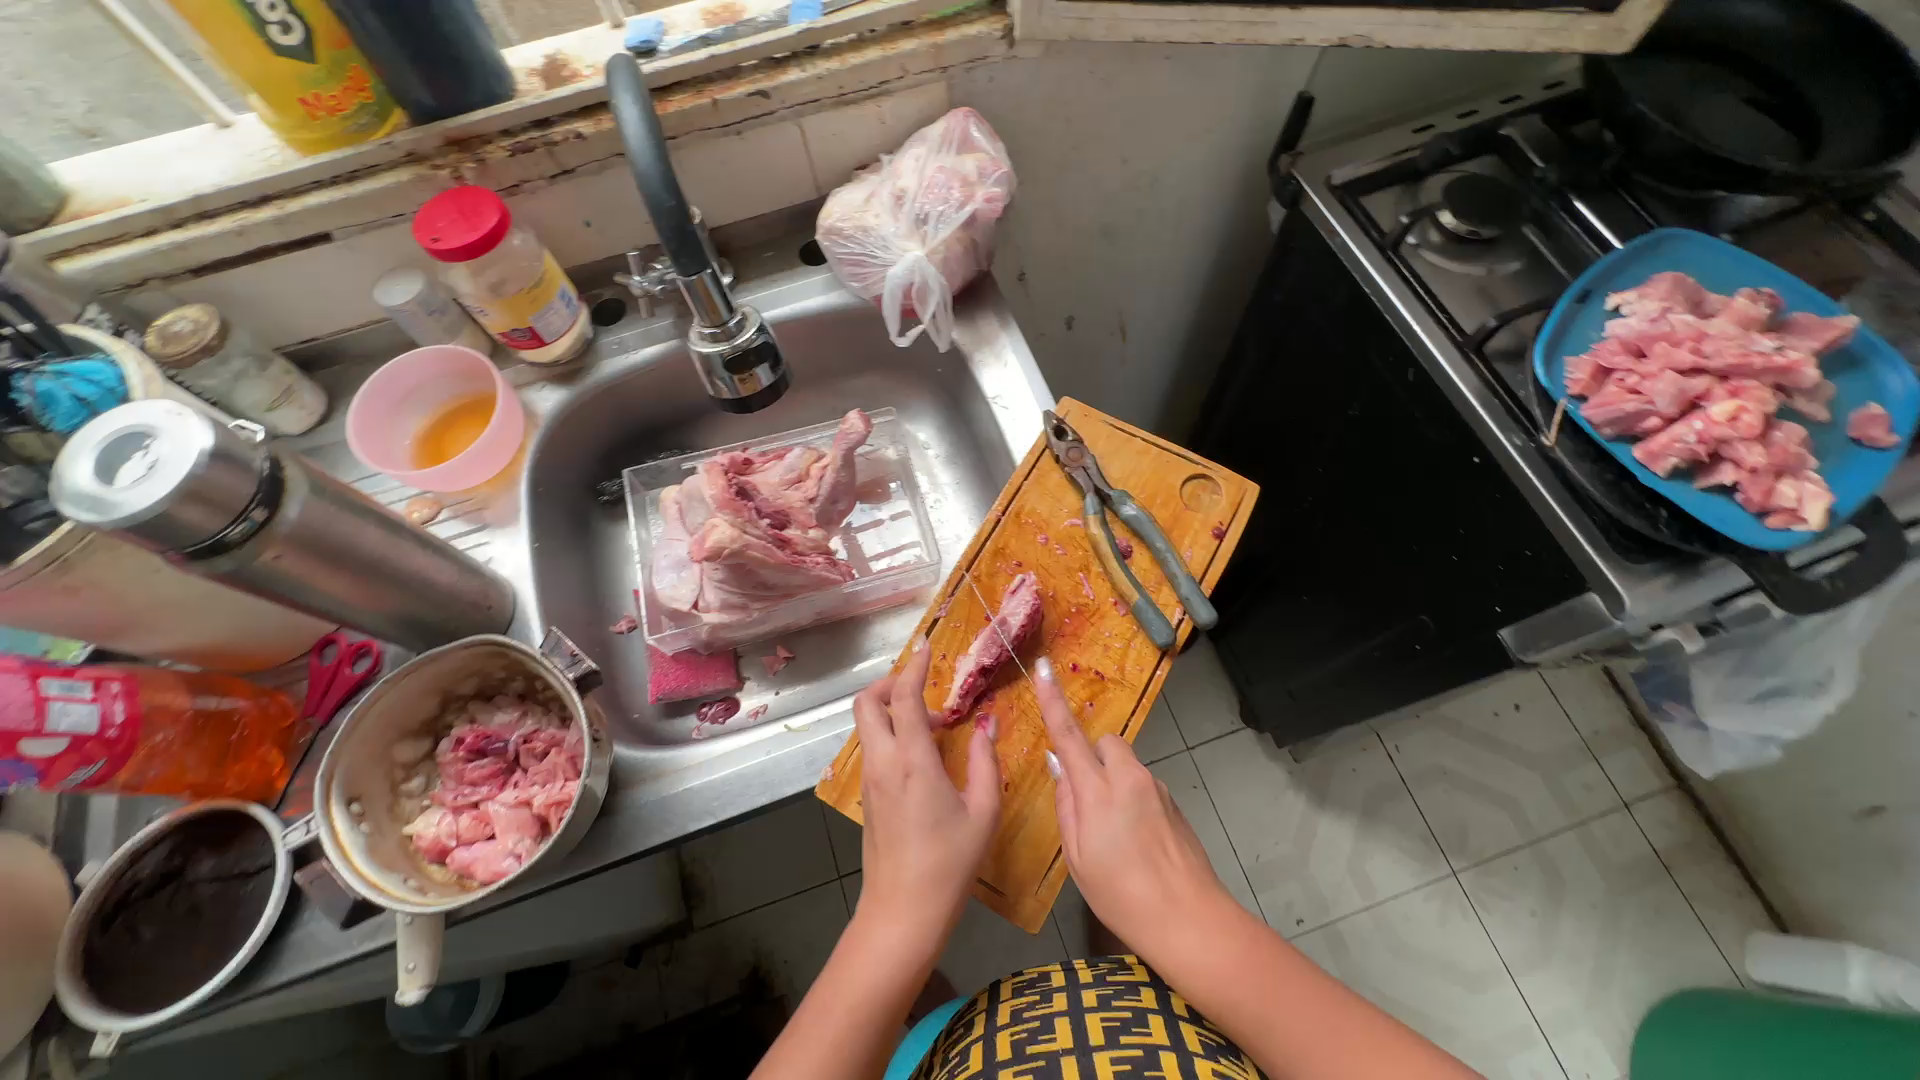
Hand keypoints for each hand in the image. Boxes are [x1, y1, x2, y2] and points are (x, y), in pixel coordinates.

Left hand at [851, 638, 1000, 933]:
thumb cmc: (950, 863)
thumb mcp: (983, 812)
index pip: (905, 697)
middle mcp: (883, 762)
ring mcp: (870, 780)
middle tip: (922, 684)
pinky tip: (924, 754)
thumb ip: (986, 763)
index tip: (928, 648)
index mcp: (912, 760)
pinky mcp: (867, 797)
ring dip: (891, 709)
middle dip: (889, 682)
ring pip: (867, 725)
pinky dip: (891, 733)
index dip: (915, 667)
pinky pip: (873, 748)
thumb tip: (988, 727)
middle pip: (866, 702)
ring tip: (934, 724)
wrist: (902, 912)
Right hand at [1036, 655, 1233, 957]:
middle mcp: (1130, 778)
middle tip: (1084, 798)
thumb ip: (1066, 806)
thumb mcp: (1077, 858)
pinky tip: (1135, 843)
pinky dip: (1132, 800)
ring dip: (1112, 781)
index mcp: (1098, 791)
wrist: (1189, 919)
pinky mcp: (1174, 804)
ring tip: (1112, 834)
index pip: (1068, 735)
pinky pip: (1143, 786)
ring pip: (1125, 766)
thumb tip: (1060, 767)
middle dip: (1091, 757)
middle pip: (1105, 743)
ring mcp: (1157, 789)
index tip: (1043, 667)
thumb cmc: (1121, 895)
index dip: (1052, 699)